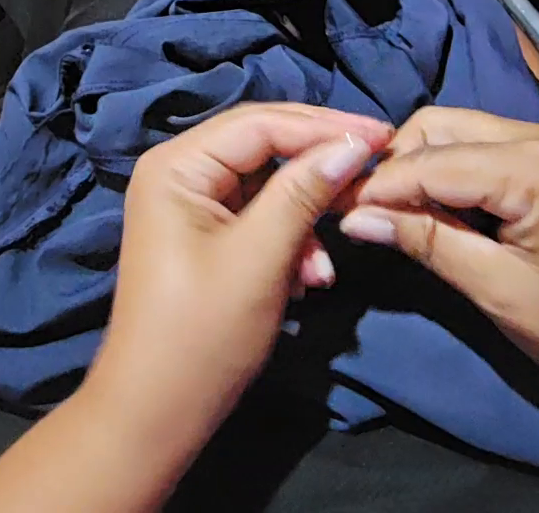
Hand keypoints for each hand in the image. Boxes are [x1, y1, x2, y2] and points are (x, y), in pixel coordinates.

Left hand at [87, 103, 390, 448]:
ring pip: (266, 183)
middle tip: (377, 165)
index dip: (323, 126)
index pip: (259, 123)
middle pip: (262, 145)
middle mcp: (178, 170)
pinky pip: (258, 215)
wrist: (155, 414)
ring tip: (327, 266)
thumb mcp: (260, 257)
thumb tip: (353, 145)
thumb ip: (304, 193)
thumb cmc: (202, 333)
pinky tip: (308, 279)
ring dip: (305, 217)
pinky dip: (289, 239)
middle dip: (318, 164)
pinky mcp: (204, 232)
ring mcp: (190, 202)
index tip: (382, 134)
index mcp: (176, 164)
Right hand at [337, 107, 538, 411]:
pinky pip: (486, 147)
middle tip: (365, 211)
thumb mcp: (501, 292)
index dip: (376, 186)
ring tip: (398, 212)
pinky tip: (441, 207)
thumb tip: (354, 218)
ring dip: (422, 164)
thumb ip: (425, 242)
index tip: (334, 210)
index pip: (429, 160)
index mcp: (534, 165)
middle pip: (440, 125)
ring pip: (460, 130)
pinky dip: (453, 170)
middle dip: (396, 164)